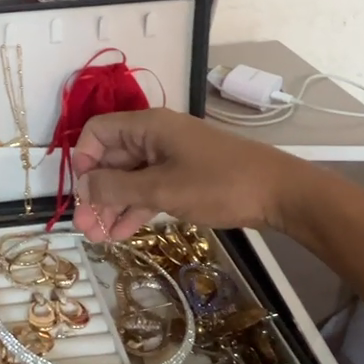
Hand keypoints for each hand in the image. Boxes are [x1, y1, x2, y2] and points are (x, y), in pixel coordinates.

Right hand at [68, 108, 311, 242]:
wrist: (281, 194)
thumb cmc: (220, 184)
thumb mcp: (162, 188)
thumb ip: (117, 188)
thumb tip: (82, 187)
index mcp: (148, 126)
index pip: (98, 132)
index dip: (84, 159)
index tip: (82, 191)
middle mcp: (154, 137)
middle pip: (111, 159)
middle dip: (95, 192)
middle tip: (83, 227)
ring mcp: (170, 158)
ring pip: (129, 179)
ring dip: (111, 206)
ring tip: (97, 237)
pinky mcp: (184, 177)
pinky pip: (148, 190)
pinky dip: (134, 209)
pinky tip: (120, 233)